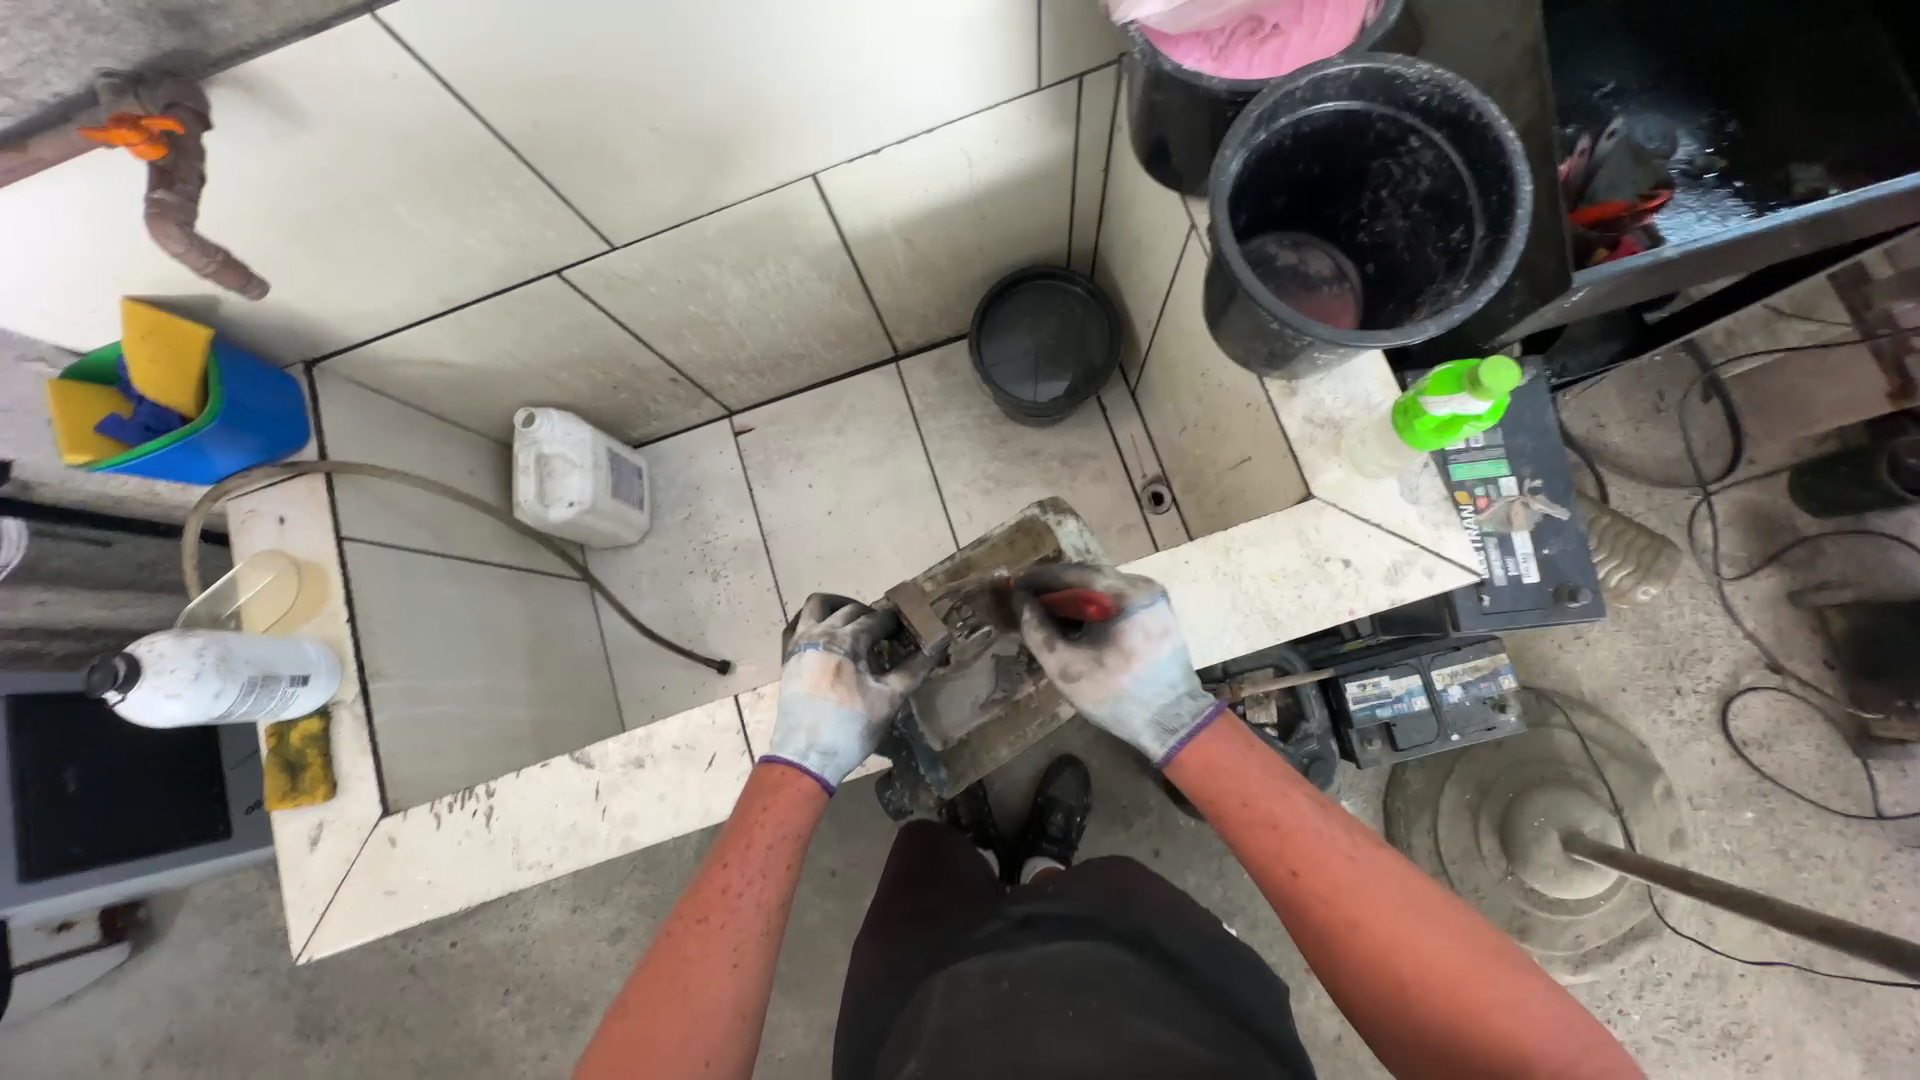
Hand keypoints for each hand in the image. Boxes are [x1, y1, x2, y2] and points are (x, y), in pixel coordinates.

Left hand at [763, 594, 935, 793]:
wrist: (806, 755)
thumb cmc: (851, 727)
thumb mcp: (889, 699)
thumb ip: (914, 669)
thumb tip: (937, 648)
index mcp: (847, 641)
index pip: (878, 619)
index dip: (896, 623)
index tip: (907, 630)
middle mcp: (821, 633)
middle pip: (851, 610)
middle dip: (872, 615)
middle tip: (886, 632)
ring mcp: (800, 643)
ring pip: (818, 605)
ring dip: (838, 606)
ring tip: (855, 621)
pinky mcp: (788, 656)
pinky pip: (798, 624)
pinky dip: (815, 621)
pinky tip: (828, 636)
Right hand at [1014, 564, 1223, 766]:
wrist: (1173, 722)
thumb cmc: (1117, 696)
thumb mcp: (1066, 667)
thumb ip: (1037, 630)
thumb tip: (1021, 601)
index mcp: (1125, 594)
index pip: (1072, 573)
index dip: (1039, 578)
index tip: (1014, 584)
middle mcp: (1143, 586)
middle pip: (1089, 576)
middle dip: (1056, 586)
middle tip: (1028, 599)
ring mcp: (1153, 597)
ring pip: (1103, 586)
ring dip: (1075, 597)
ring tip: (1048, 612)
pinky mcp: (1157, 611)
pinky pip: (1117, 599)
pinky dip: (1094, 605)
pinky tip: (1077, 622)